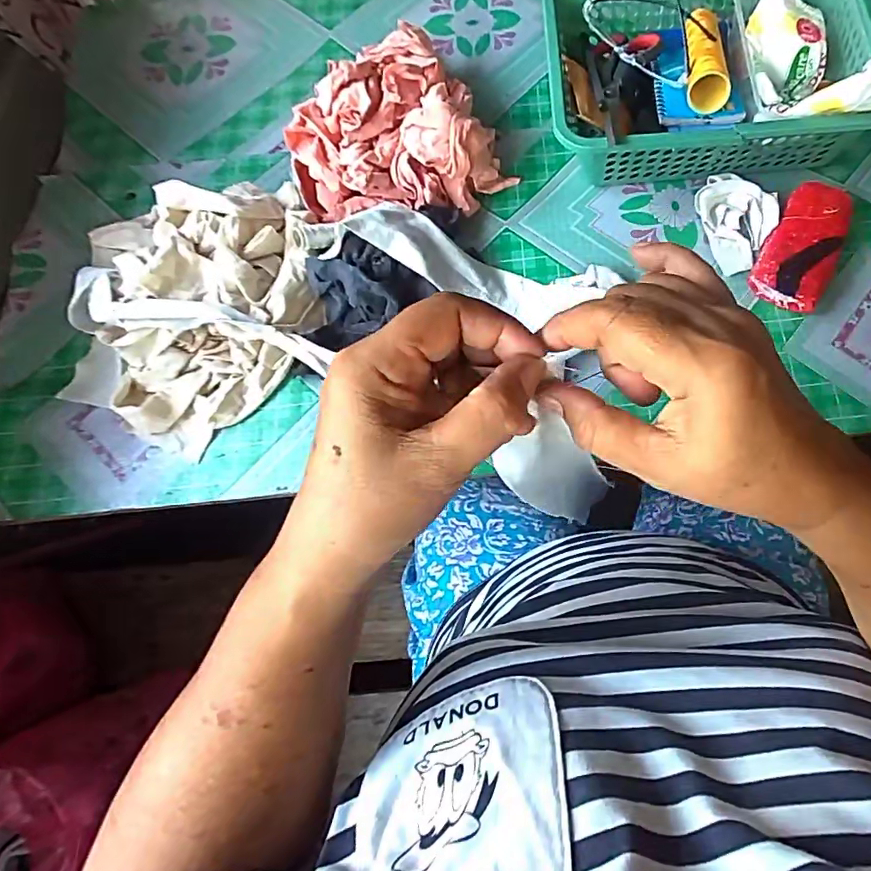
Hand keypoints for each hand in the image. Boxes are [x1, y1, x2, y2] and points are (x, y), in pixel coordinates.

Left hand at [291, 293, 547, 570]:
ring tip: (520, 417)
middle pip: (454, 333)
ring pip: (457, 361)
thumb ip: (493, 409)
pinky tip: (502, 425)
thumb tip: (537, 368)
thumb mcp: (441, 458)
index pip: (447, 313)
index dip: (498, 329)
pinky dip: (481, 401)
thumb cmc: (375, 508)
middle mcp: (381, 362)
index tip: (536, 365)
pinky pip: (450, 388)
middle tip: (534, 396)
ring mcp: (391, 386)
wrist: (334, 556)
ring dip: (495, 382)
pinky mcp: (403, 409)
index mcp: (376, 361)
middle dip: (500, 358)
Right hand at [539, 243, 870, 531]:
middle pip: (630, 300)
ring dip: (630, 321)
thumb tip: (551, 392)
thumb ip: (599, 428)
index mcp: (701, 364)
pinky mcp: (738, 313)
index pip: (618, 320)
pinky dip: (661, 263)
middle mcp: (718, 324)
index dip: (571, 325)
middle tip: (629, 394)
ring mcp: (732, 312)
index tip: (546, 347)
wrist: (804, 469)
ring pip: (654, 285)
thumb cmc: (735, 476)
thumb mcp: (660, 465)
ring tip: (650, 377)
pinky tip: (638, 259)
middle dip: (604, 338)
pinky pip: (693, 270)